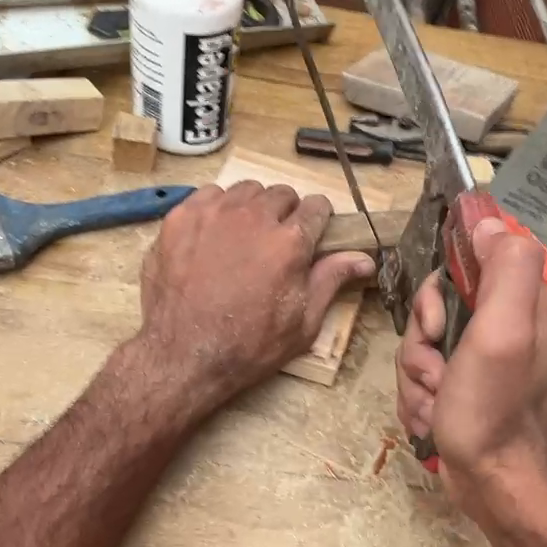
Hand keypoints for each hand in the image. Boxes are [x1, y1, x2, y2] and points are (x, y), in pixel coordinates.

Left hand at [133, 181, 374, 412]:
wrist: (184, 356)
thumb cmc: (249, 346)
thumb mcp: (302, 323)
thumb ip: (331, 280)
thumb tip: (365, 258)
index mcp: (290, 242)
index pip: (317, 207)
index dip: (318, 222)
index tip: (311, 238)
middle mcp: (254, 217)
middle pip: (282, 194)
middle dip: (285, 215)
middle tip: (275, 246)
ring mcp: (214, 213)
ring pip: (245, 191)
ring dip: (251, 209)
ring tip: (244, 240)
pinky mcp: (181, 217)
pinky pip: (208, 196)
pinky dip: (217, 210)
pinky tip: (213, 238)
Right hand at [395, 218, 546, 516]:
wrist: (491, 482)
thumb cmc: (495, 409)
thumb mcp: (504, 331)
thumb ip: (504, 269)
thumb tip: (488, 220)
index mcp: (522, 302)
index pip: (467, 263)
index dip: (440, 291)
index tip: (437, 323)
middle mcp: (502, 325)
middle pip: (434, 307)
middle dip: (421, 345)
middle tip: (438, 372)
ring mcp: (477, 360)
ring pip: (419, 346)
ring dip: (417, 379)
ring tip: (438, 406)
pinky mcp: (459, 389)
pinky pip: (419, 378)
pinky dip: (419, 401)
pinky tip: (434, 420)